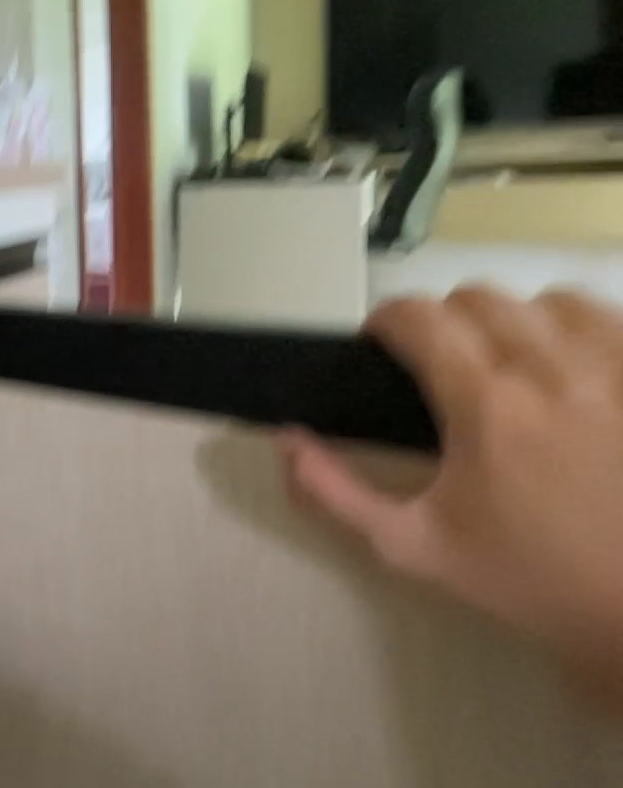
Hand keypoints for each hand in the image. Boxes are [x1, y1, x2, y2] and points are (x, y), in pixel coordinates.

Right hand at [282, 287, 622, 686]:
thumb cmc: (533, 577)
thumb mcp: (410, 546)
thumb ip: (330, 491)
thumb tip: (285, 437)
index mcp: (489, 407)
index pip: (420, 318)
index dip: (387, 322)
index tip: (383, 348)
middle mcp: (559, 375)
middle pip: (482, 299)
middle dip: (445, 319)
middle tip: (439, 357)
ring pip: (558, 302)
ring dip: (521, 319)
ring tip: (512, 357)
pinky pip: (616, 322)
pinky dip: (584, 332)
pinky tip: (573, 368)